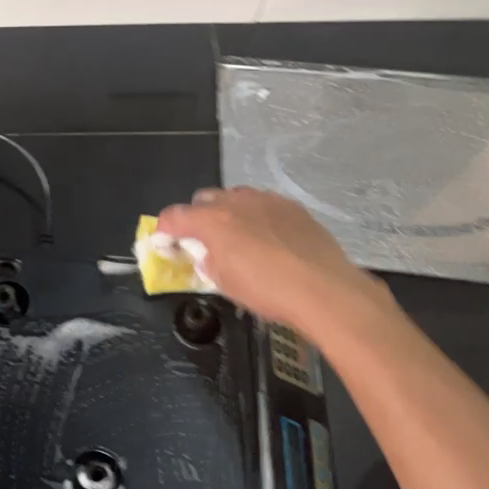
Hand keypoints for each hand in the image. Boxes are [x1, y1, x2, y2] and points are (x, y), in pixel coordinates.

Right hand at [157, 187, 393, 332]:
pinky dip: (257, 216)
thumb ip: (208, 262)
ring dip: (228, 213)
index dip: (164, 229)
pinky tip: (270, 238)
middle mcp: (234, 202)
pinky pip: (264, 204)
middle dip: (198, 217)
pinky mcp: (291, 206)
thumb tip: (207, 255)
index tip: (165, 242)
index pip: (173, 216)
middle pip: (203, 200)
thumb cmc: (267, 291)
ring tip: (240, 237)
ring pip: (235, 197)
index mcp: (211, 221)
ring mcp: (265, 200)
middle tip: (204, 242)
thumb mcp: (225, 283)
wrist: (324, 288)